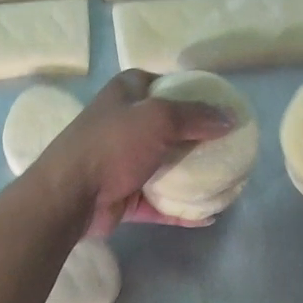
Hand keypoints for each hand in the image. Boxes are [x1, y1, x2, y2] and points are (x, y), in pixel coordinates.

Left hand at [35, 70, 237, 236]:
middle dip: (198, 140)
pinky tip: (208, 216)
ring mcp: (125, 164)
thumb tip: (230, 119)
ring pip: (166, 170)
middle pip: (170, 130)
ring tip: (224, 183)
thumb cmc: (113, 144)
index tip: (222, 110)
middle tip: (230, 149)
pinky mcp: (126, 198)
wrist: (71, 194)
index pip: (167, 86)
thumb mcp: (159, 117)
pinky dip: (182, 211)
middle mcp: (126, 125)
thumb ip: (196, 116)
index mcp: (129, 93)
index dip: (194, 95)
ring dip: (192, 178)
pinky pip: (160, 205)